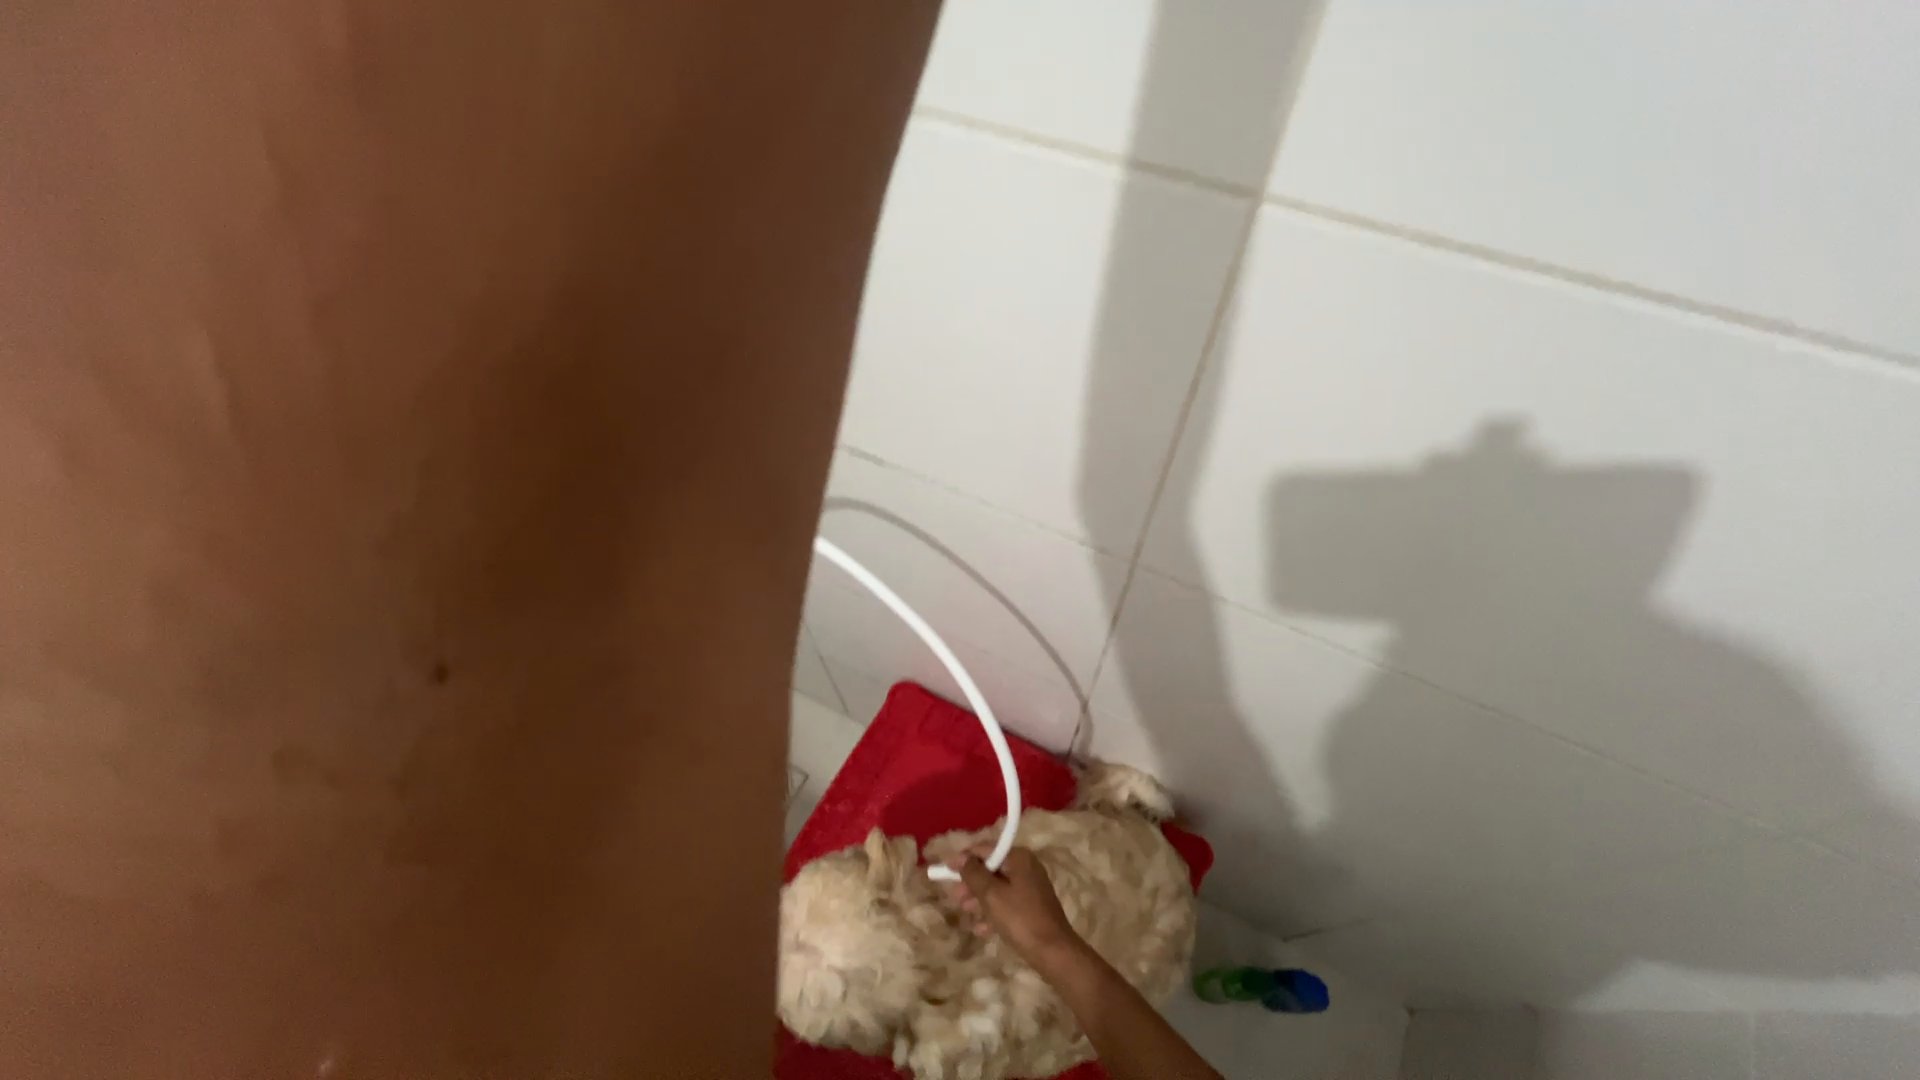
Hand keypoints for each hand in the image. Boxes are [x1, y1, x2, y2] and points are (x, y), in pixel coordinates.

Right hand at [948, 846, 1084, 967]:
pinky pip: (1007, 904)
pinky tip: (981, 928)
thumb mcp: (991, 895)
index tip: (945, 870)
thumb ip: (973, 874)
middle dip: (971, 882)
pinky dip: (993, 912)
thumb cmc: (1020, 918)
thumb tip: (960, 857)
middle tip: (954, 896)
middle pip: (992, 869)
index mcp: (1019, 858)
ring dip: (979, 898)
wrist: (1053, 952)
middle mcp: (1026, 867)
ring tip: (964, 911)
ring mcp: (1031, 888)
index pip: (985, 849)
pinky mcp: (1033, 907)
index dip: (964, 859)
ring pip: (998, 887)